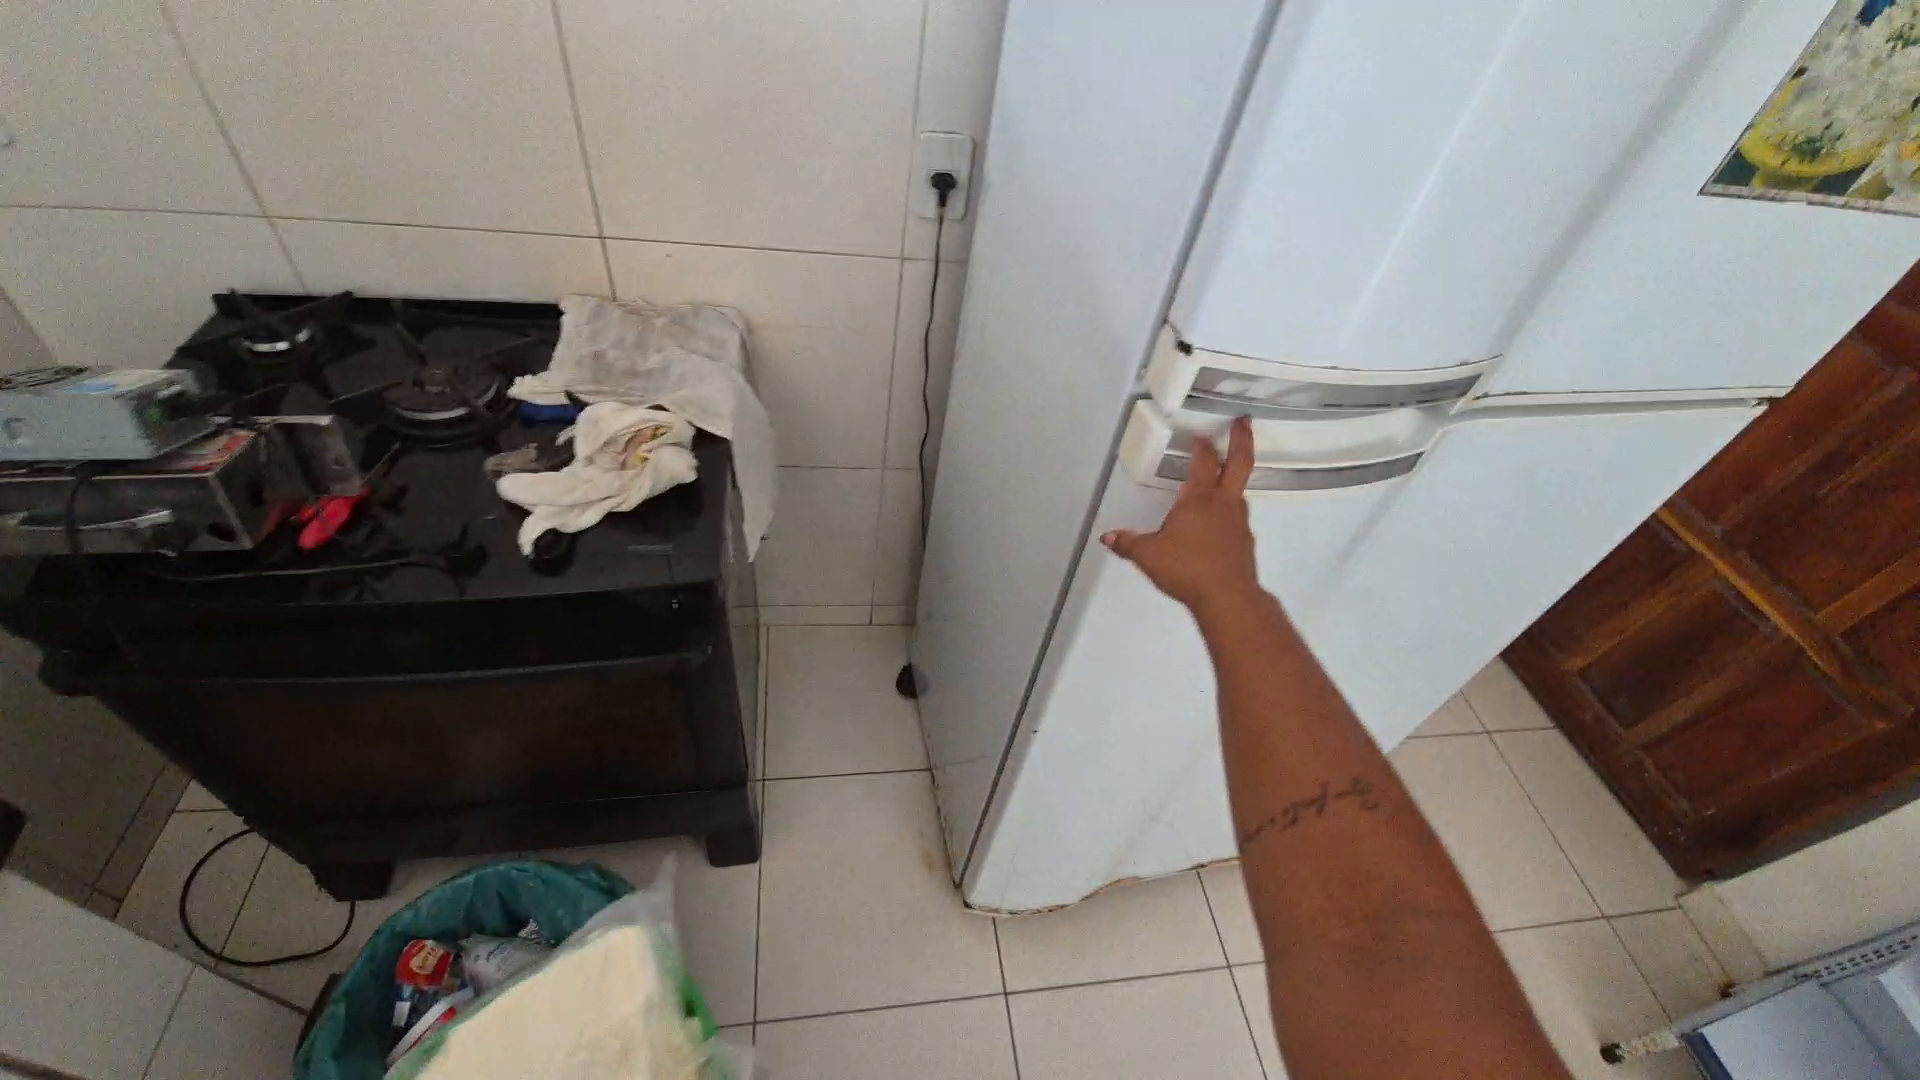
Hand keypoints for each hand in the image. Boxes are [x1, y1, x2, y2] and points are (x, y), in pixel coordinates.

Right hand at [1101, 414, 1260, 613]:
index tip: (1201, 435)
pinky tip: (1219, 524)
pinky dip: (1230, 512)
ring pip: (1239, 491)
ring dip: (1234, 478)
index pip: (1204, 462)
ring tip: (1224, 477)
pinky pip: (1238, 518)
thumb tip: (1109, 538)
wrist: (1227, 598)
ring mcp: (1239, 523)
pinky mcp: (1245, 542)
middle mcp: (1223, 505)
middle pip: (1240, 463)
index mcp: (1198, 499)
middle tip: (1244, 423)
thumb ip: (1128, 543)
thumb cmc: (1188, 570)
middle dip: (1241, 439)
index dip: (1202, 446)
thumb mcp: (1148, 555)